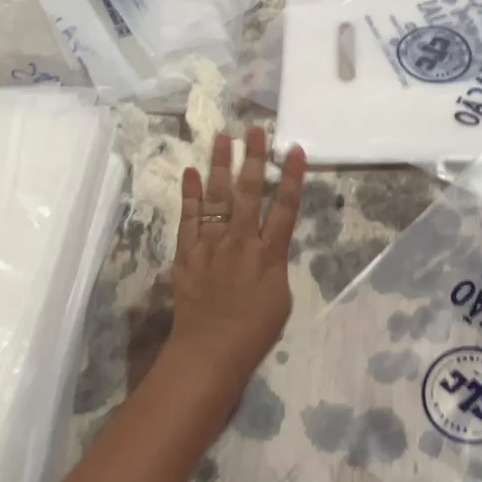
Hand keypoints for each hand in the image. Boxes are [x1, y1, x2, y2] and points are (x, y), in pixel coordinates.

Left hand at [170, 126, 306, 383]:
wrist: (210, 351)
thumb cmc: (254, 332)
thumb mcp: (280, 298)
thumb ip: (274, 266)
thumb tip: (268, 249)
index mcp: (270, 255)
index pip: (285, 208)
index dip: (292, 177)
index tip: (295, 149)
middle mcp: (241, 242)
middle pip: (250, 192)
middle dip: (253, 158)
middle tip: (255, 129)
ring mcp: (211, 245)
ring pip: (217, 197)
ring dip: (220, 165)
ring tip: (223, 136)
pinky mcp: (187, 254)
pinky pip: (188, 218)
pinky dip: (189, 194)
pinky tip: (190, 172)